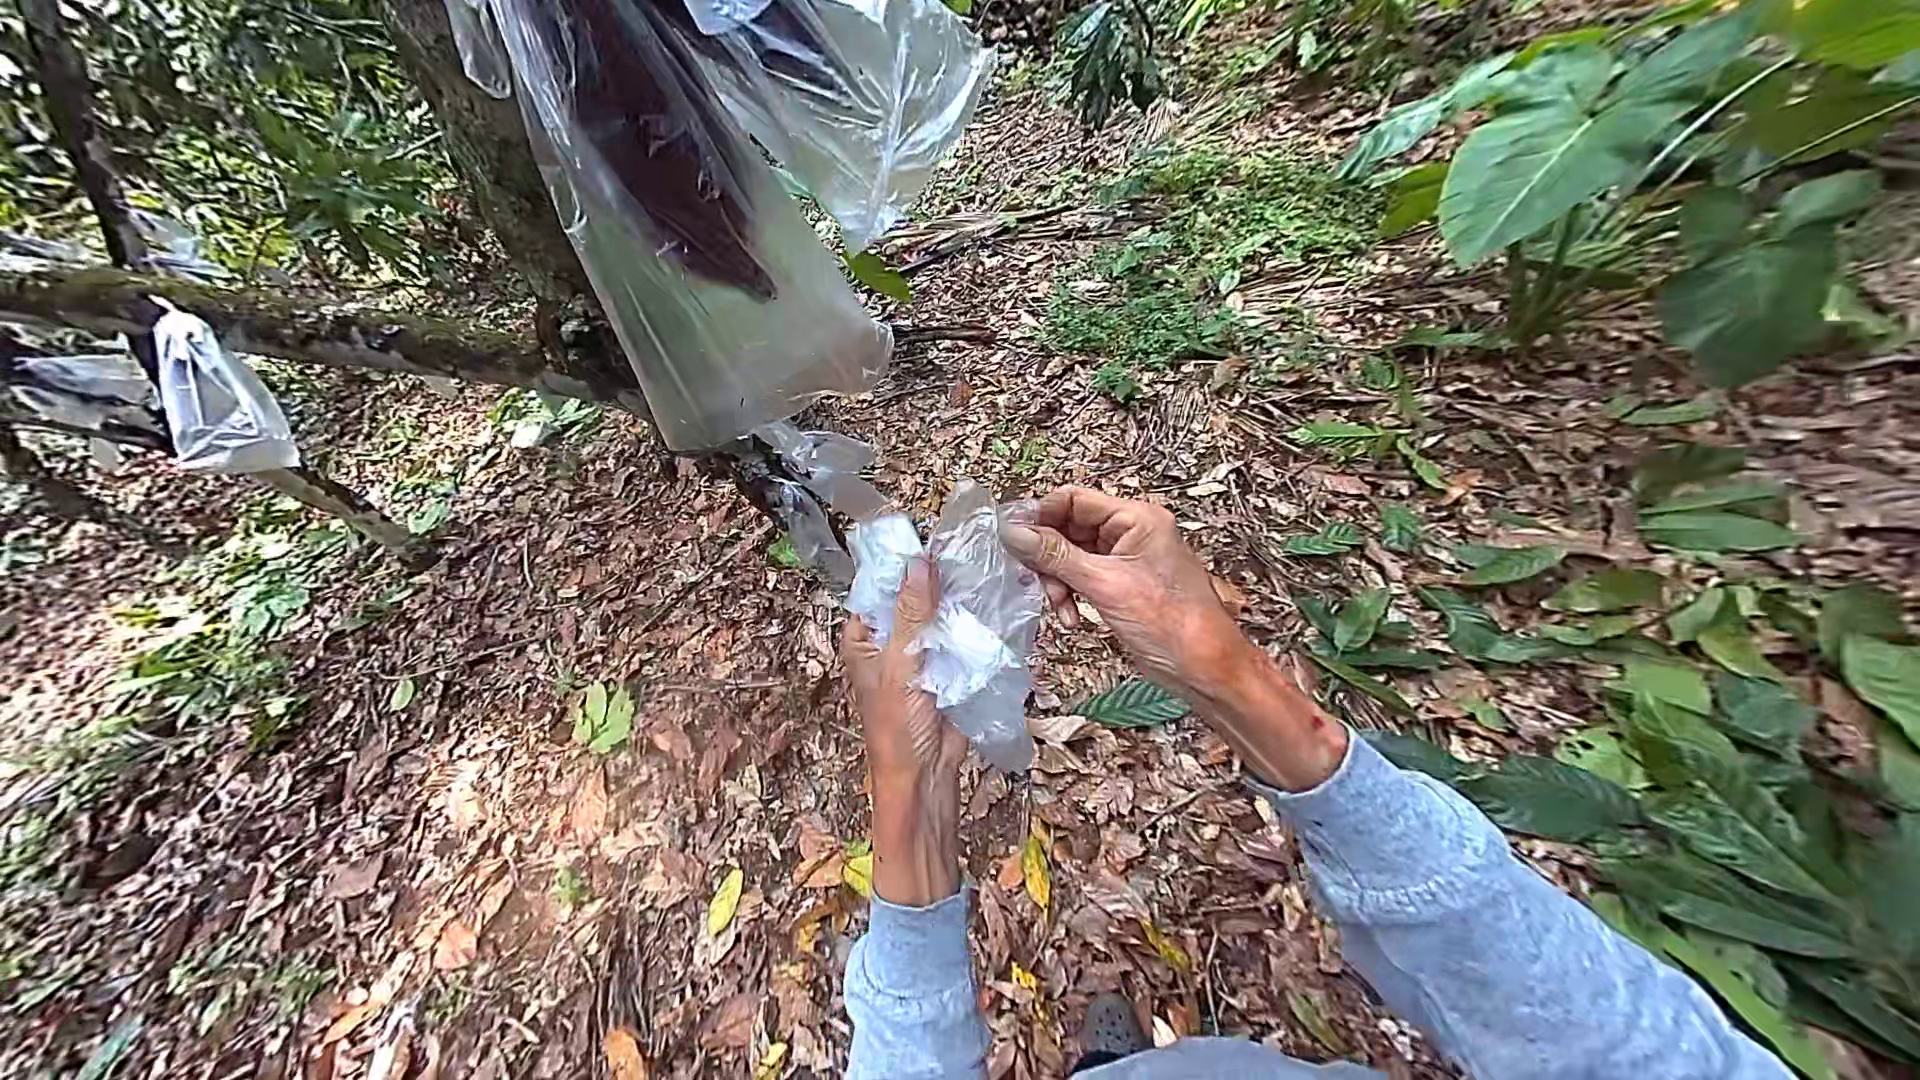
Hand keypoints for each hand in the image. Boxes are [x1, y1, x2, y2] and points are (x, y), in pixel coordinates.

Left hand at [843, 557, 964, 905]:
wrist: (926, 779)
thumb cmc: (897, 726)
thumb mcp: (900, 665)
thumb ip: (912, 614)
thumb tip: (919, 562)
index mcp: (864, 637)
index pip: (879, 587)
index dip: (902, 563)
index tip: (931, 535)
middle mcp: (889, 640)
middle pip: (912, 598)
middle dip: (936, 579)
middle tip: (967, 547)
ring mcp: (920, 653)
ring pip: (938, 615)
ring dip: (957, 599)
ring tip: (984, 566)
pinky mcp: (946, 666)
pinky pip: (958, 636)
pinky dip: (971, 622)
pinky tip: (991, 601)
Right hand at [1001, 486, 1246, 700]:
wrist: (1205, 668)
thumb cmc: (1170, 621)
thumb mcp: (1104, 584)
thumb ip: (1055, 556)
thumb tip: (1013, 532)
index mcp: (1135, 518)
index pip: (1073, 499)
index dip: (1041, 517)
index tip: (1015, 540)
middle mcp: (1130, 532)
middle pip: (1069, 528)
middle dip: (1049, 556)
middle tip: (1034, 579)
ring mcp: (1125, 559)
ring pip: (1071, 556)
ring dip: (1058, 581)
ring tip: (1058, 606)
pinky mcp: (1120, 584)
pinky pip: (1082, 577)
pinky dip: (1071, 594)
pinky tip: (1070, 618)